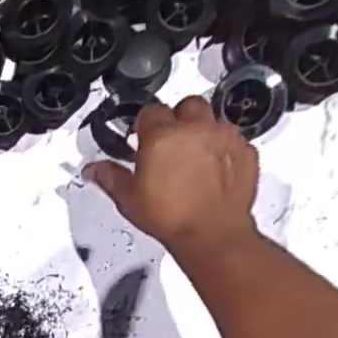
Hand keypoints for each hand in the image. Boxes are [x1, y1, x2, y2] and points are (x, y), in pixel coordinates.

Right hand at [84, 96, 260, 256]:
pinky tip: (213, 170)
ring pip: (212, 119)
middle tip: (169, 145)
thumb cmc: (170, 216)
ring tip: (192, 159)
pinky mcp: (245, 150)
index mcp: (162, 136)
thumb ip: (110, 177)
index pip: (150, 112)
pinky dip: (223, 149)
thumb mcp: (129, 199)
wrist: (211, 232)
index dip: (144, 126)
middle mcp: (195, 128)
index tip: (141, 140)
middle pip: (186, 105)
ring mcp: (224, 136)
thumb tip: (92, 169)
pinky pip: (234, 139)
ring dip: (201, 131)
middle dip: (177, 120)